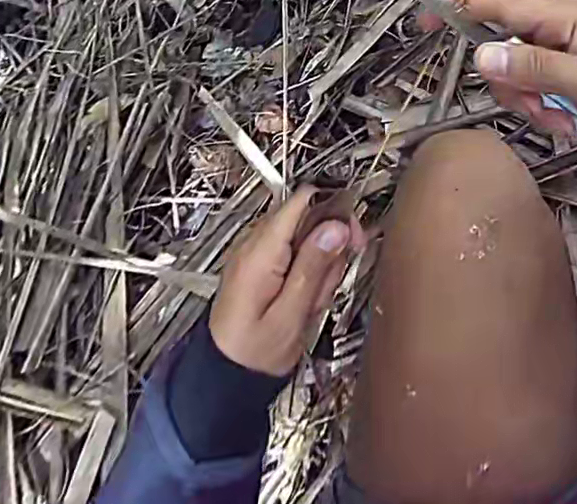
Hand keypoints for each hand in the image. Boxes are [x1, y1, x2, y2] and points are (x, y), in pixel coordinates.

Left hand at [210, 186, 365, 375]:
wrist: (224, 377)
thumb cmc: (253, 354)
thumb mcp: (290, 315)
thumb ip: (313, 267)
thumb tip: (336, 227)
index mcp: (261, 251)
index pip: (302, 200)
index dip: (334, 210)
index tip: (351, 234)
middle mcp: (255, 243)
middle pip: (308, 216)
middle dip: (329, 244)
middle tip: (332, 279)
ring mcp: (257, 251)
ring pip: (305, 234)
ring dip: (320, 262)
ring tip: (313, 297)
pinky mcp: (261, 262)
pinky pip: (294, 250)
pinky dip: (308, 270)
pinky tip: (305, 296)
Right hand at [422, 0, 576, 164]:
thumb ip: (532, 67)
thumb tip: (478, 52)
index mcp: (565, 18)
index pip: (500, 6)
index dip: (460, 10)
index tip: (424, 21)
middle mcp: (560, 36)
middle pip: (504, 53)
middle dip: (515, 86)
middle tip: (543, 106)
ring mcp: (565, 64)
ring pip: (519, 83)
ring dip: (536, 106)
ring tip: (570, 119)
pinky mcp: (572, 90)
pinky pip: (540, 101)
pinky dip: (551, 117)